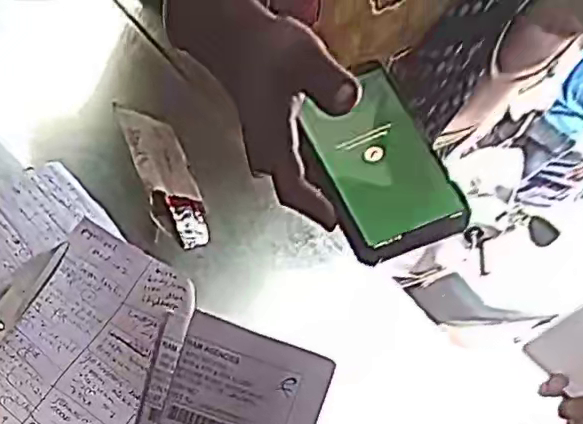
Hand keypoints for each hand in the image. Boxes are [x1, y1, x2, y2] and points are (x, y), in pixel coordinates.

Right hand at [167, 0, 358, 227]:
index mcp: (272, 143)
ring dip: (311, 189)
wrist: (235, 42)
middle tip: (340, 213)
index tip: (332, 222)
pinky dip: (307, 172)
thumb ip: (327, 82)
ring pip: (290, 180)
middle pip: (292, 190)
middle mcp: (266, 152)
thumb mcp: (304, 59)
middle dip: (314, 203)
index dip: (312, 207)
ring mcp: (266, 147)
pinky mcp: (270, 137)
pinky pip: (290, 166)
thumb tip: (347, 101)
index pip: (292, 188)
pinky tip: (323, 167)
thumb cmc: (261, 51)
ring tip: (335, 196)